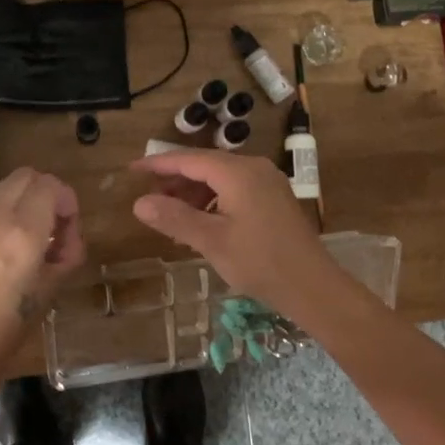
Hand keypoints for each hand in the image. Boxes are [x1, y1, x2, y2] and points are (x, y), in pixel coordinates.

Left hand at [0, 168, 85, 377]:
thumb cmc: (11, 327)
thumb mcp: (54, 288)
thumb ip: (69, 249)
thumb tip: (66, 231)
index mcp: (23, 233)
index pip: (50, 186)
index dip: (65, 198)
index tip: (66, 223)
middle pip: (24, 176)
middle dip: (42, 193)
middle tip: (46, 224)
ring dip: (15, 207)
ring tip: (16, 242)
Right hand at [129, 148, 339, 316]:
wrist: (312, 285)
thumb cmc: (260, 261)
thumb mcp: (211, 241)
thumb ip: (175, 218)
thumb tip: (139, 202)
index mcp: (237, 172)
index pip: (189, 159)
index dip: (159, 164)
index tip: (132, 169)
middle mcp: (254, 168)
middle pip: (206, 165)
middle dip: (176, 180)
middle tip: (149, 198)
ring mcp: (268, 182)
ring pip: (221, 178)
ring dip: (194, 193)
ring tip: (171, 216)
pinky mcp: (274, 198)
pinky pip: (235, 189)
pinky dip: (214, 201)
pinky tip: (202, 225)